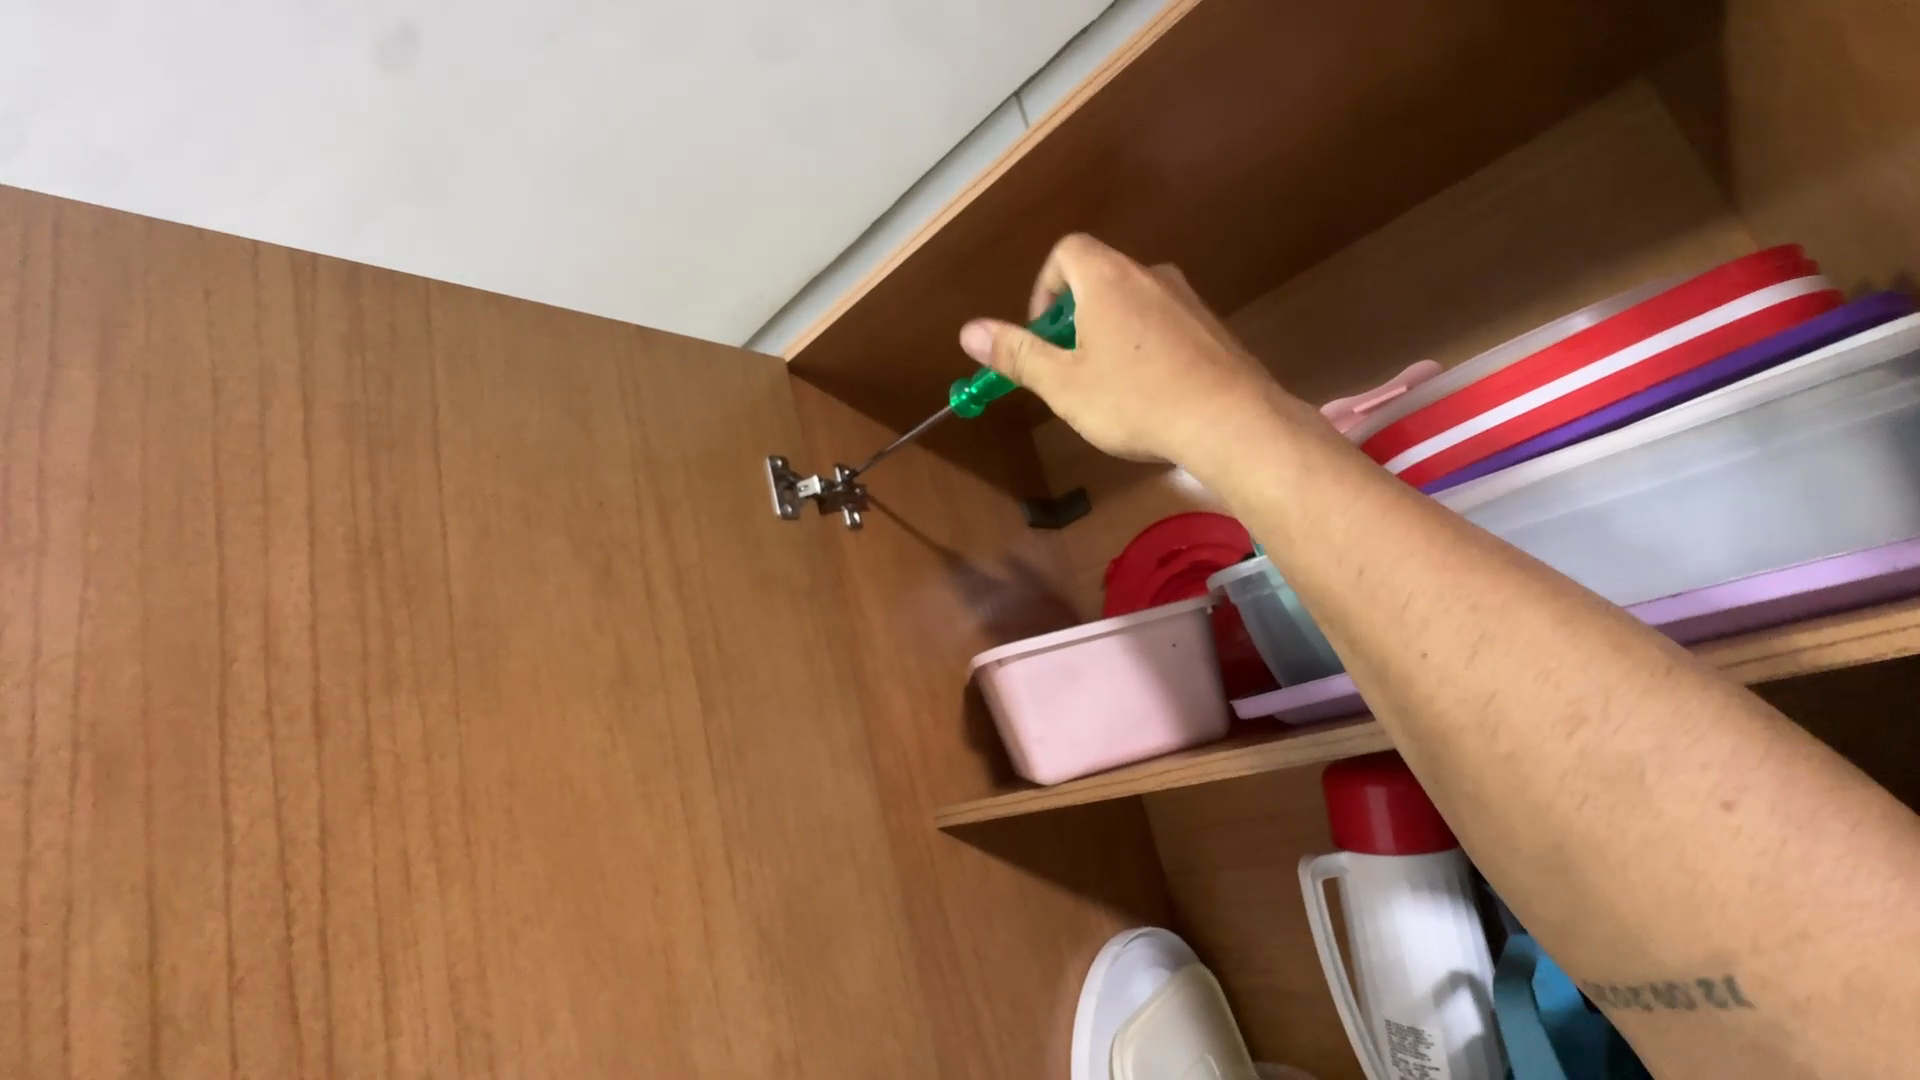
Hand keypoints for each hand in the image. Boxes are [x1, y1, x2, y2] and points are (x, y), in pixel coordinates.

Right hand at [958, 234, 1301, 467]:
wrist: (1230, 421)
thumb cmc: (1135, 400)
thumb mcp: (1063, 384)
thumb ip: (1017, 354)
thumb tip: (969, 330)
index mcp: (1108, 278)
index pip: (1066, 252)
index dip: (1044, 290)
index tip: (1043, 336)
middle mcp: (1150, 276)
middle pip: (1099, 279)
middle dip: (1074, 320)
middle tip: (1070, 371)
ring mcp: (1187, 302)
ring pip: (1133, 306)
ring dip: (1110, 337)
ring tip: (1110, 390)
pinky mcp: (1212, 330)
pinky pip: (1165, 328)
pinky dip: (1146, 350)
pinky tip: (1150, 396)